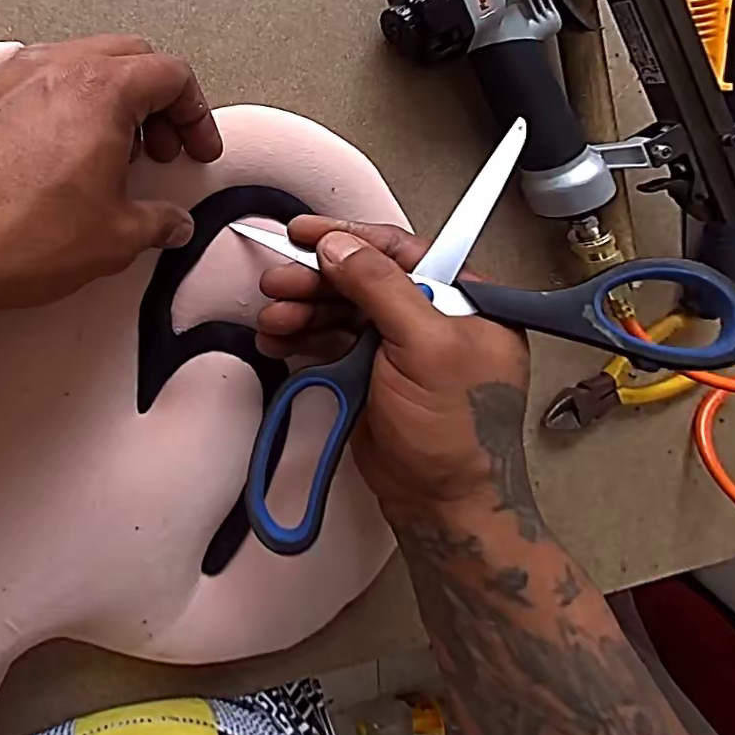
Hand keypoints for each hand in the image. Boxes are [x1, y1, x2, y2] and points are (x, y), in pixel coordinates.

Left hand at [0, 34, 222, 319]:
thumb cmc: (4, 238)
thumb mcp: (112, 239)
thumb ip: (157, 222)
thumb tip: (168, 221)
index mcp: (98, 90)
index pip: (171, 74)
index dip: (195, 113)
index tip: (195, 145)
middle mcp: (52, 71)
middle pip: (130, 60)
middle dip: (158, 102)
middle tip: (161, 147)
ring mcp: (8, 80)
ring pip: (82, 67)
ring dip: (112, 103)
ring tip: (112, 156)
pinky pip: (39, 86)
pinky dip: (67, 109)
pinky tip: (62, 159)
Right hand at [255, 216, 530, 506]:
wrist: (438, 502)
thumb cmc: (459, 435)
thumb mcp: (427, 348)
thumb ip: (382, 289)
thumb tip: (341, 246)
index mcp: (460, 301)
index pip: (398, 250)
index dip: (348, 236)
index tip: (306, 232)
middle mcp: (426, 316)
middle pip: (358, 277)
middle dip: (313, 278)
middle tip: (279, 280)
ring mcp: (392, 343)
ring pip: (336, 307)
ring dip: (299, 308)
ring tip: (274, 315)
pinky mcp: (365, 367)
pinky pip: (325, 338)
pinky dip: (299, 336)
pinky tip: (278, 337)